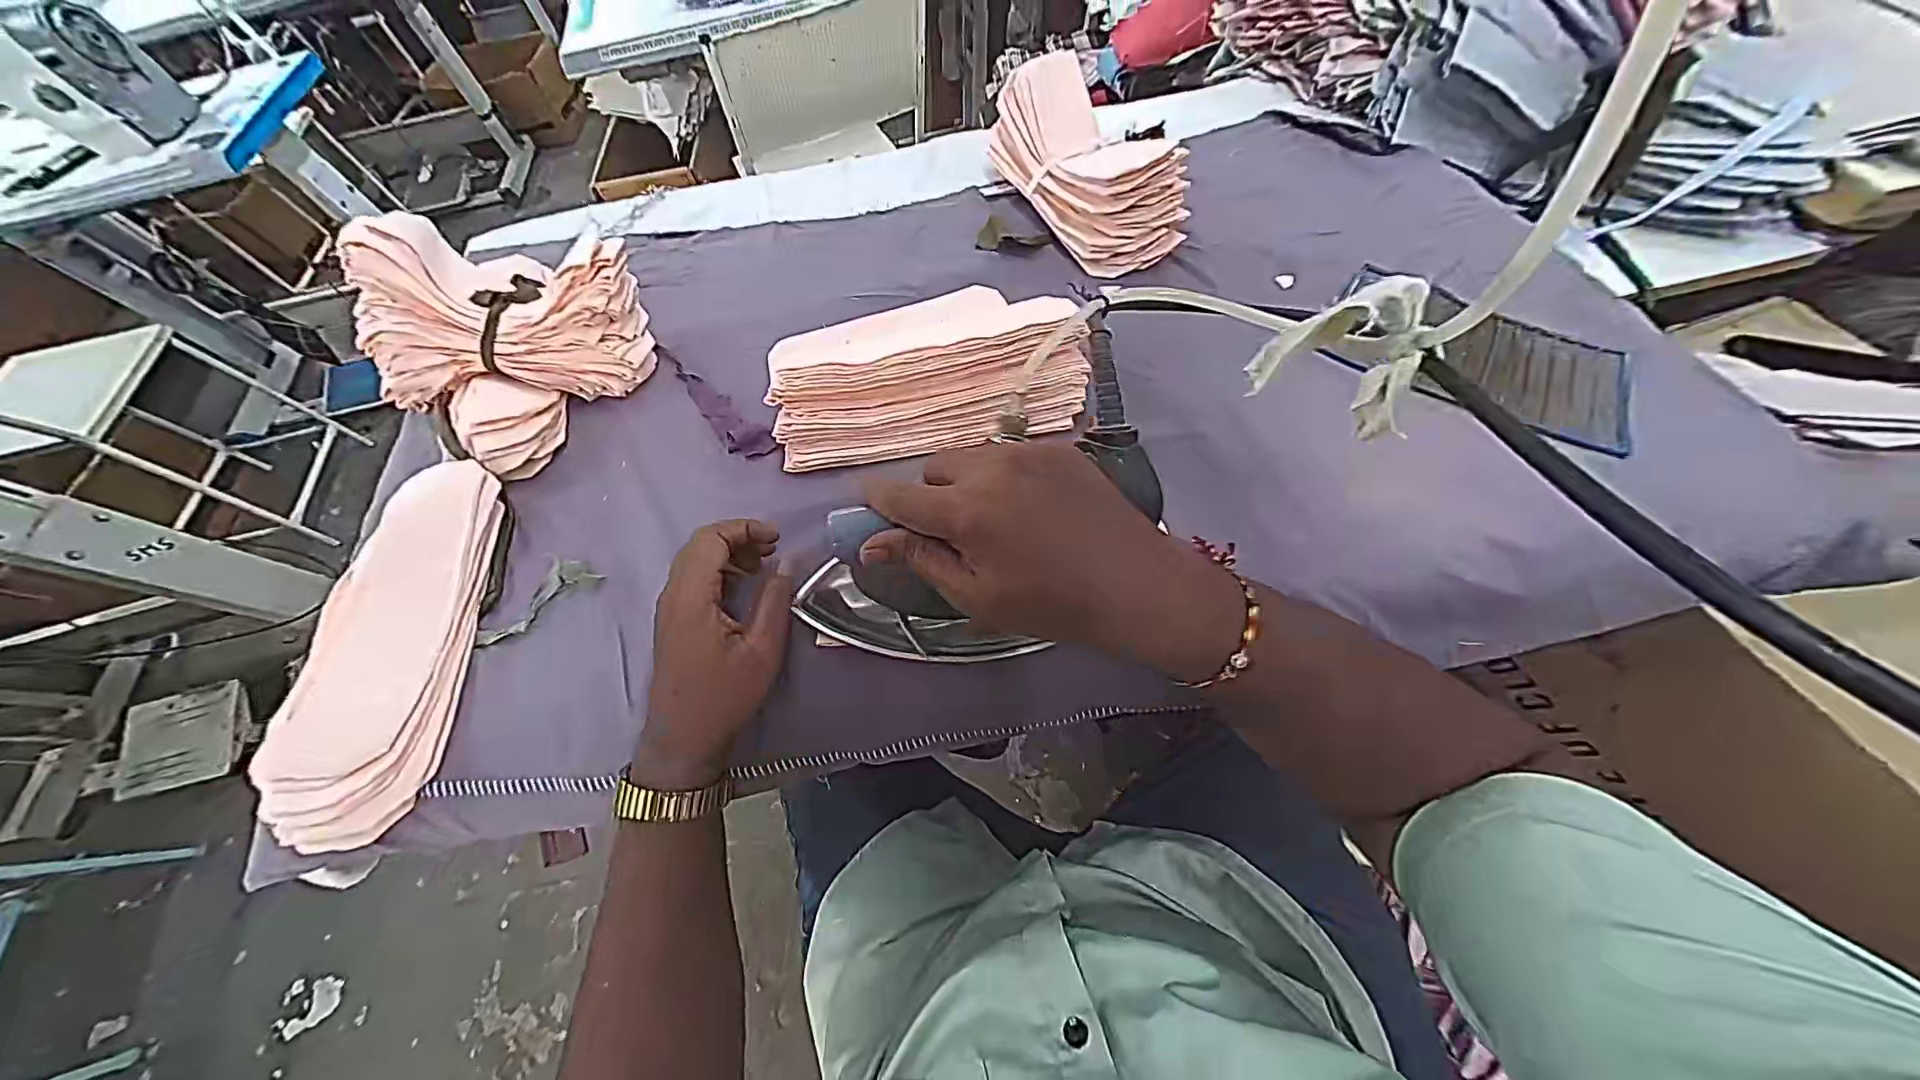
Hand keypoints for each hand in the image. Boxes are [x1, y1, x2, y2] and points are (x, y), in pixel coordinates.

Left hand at [633, 520, 793, 789]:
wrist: (684, 738)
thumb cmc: (724, 696)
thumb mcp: (762, 650)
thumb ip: (775, 601)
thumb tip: (787, 566)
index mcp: (691, 597)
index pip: (710, 539)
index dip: (744, 528)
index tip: (777, 539)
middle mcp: (672, 594)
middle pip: (700, 544)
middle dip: (739, 537)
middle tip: (774, 550)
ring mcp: (669, 607)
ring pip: (695, 559)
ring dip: (730, 553)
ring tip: (764, 566)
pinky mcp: (673, 620)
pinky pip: (694, 578)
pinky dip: (720, 570)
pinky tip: (745, 586)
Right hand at [862, 442, 1243, 681]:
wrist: (1134, 585)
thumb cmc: (1051, 604)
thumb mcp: (977, 595)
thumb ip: (922, 560)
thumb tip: (873, 544)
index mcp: (967, 510)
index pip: (899, 496)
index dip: (878, 504)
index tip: (873, 511)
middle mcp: (992, 467)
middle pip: (934, 468)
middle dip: (932, 496)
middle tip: (958, 532)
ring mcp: (1028, 452)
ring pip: (972, 456)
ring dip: (967, 481)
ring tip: (998, 518)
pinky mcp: (1058, 448)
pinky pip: (1010, 453)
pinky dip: (1004, 474)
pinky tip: (1031, 506)